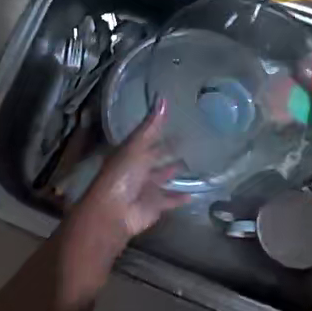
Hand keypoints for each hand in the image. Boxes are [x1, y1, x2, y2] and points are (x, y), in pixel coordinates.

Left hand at [68, 100, 189, 253]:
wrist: (114, 212)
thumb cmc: (122, 175)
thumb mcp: (136, 146)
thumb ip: (150, 126)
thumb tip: (162, 98)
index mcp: (130, 153)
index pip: (147, 138)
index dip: (159, 130)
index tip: (178, 119)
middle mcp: (137, 169)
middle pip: (155, 158)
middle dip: (169, 150)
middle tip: (191, 141)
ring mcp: (146, 188)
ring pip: (163, 177)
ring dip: (175, 172)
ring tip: (197, 163)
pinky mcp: (155, 205)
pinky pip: (170, 199)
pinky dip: (180, 197)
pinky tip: (195, 192)